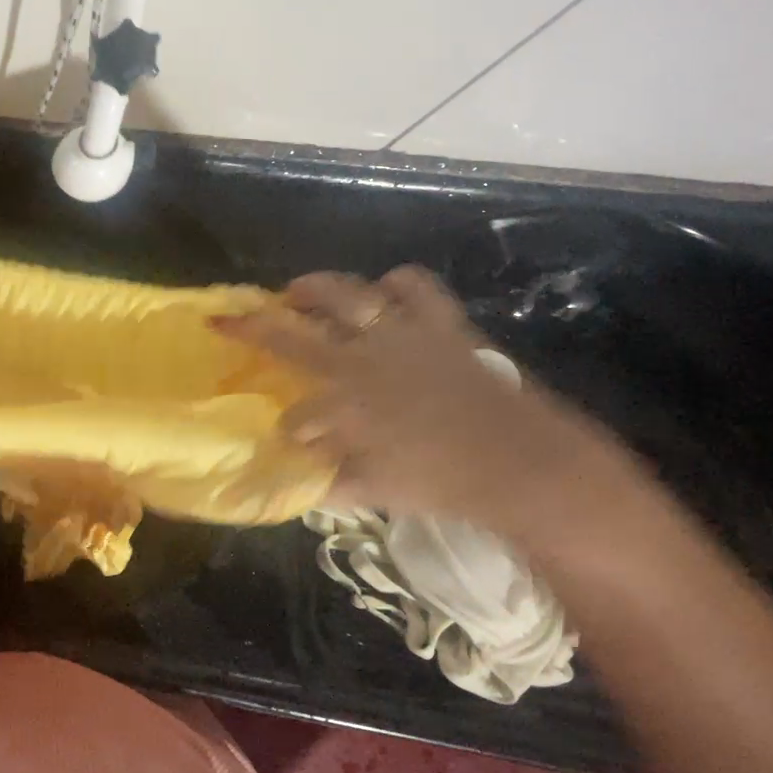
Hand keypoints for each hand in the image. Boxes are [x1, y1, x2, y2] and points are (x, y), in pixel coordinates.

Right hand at [213, 267, 635, 530]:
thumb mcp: (372, 488)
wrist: (530, 469)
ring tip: (308, 292)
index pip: (283, 388)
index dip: (262, 387)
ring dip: (322, 288)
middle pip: (299, 324)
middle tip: (244, 315)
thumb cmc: (443, 483)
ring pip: (353, 292)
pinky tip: (385, 293)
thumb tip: (292, 477)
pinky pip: (416, 288)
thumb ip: (325, 477)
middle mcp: (366, 356)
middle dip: (259, 318)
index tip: (242, 375)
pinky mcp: (447, 328)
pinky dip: (395, 284)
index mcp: (345, 394)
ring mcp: (407, 336)